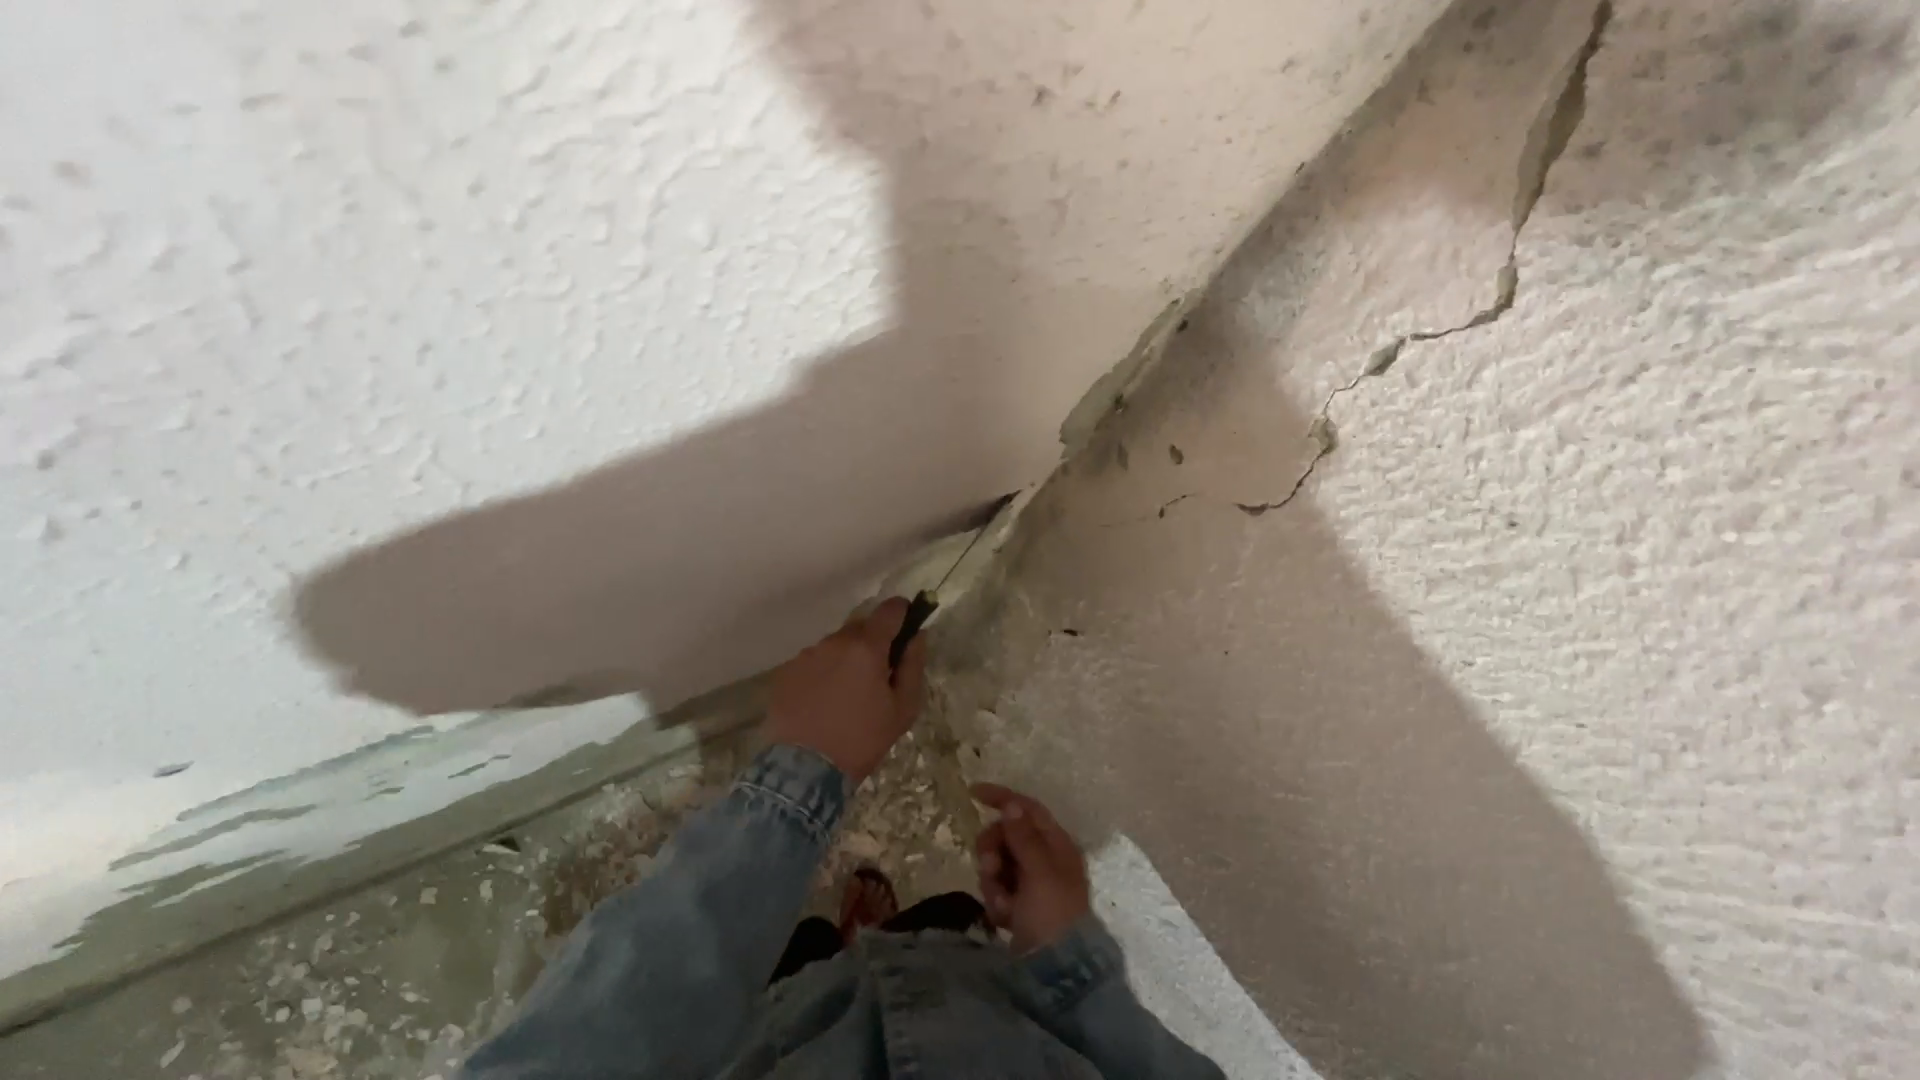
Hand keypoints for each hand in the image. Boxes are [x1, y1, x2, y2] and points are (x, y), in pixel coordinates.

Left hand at [765, 596, 927, 785]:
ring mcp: (807, 655)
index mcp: (867, 647)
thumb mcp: (903, 709)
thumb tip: (917, 636)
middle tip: (878, 675)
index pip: (890, 610)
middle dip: (873, 642)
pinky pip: (813, 663)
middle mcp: (834, 642)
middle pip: (861, 626)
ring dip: (846, 659)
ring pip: (835, 645)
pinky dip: (823, 674)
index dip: (902, 613)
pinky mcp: (786, 672)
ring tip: (847, 695)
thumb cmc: (863, 740)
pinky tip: (823, 702)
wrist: (805, 770)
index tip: (907, 626)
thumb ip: (913, 666)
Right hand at [970, 783, 1091, 952]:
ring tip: (1002, 904)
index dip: (1002, 798)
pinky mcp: (1022, 908)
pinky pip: (998, 891)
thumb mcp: (1038, 871)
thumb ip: (1023, 836)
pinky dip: (997, 902)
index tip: (973, 793)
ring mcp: (1033, 885)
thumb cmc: (1052, 913)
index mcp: (1058, 845)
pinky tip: (1005, 919)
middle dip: (993, 850)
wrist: (1057, 971)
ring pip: (998, 864)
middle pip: (1007, 836)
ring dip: (993, 882)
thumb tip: (1011, 803)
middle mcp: (1046, 860)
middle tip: (990, 869)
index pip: (1028, 809)